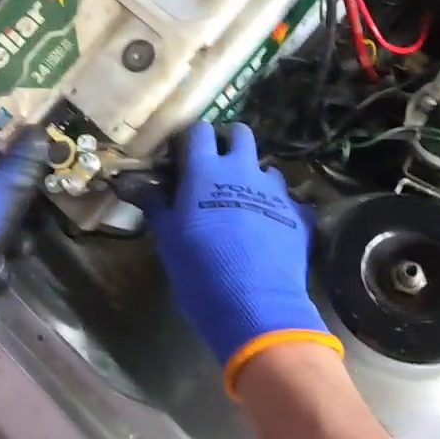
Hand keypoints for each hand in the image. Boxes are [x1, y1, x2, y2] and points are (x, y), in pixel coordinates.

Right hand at [143, 122, 340, 396]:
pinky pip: (287, 199)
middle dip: (228, 142)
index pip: (199, 131)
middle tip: (216, 166)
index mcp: (205, 171)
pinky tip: (268, 228)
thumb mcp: (168, 240)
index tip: (181, 156)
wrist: (256, 308)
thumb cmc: (200, 271)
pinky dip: (276, 206)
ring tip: (244, 201)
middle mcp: (243, 169)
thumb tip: (141, 185)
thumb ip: (157, 206)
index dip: (190, 138)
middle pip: (241, 133)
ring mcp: (275, 190)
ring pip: (266, 167)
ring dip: (254, 175)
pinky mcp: (298, 214)